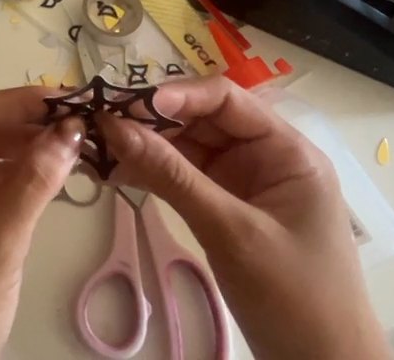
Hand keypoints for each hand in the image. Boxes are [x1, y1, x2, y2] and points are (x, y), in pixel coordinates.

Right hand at [99, 76, 391, 359]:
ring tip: (97, 149)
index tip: (126, 106)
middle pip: (199, 119)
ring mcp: (243, 182)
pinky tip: (114, 173)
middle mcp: (264, 157)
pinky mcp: (225, 206)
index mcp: (287, 152)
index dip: (175, 96)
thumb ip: (171, 175)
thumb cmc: (295, 298)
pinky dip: (149, 172)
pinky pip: (180, 175)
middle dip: (149, 121)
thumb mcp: (231, 232)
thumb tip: (112, 126)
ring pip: (184, 146)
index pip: (225, 100)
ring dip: (142, 146)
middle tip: (98, 126)